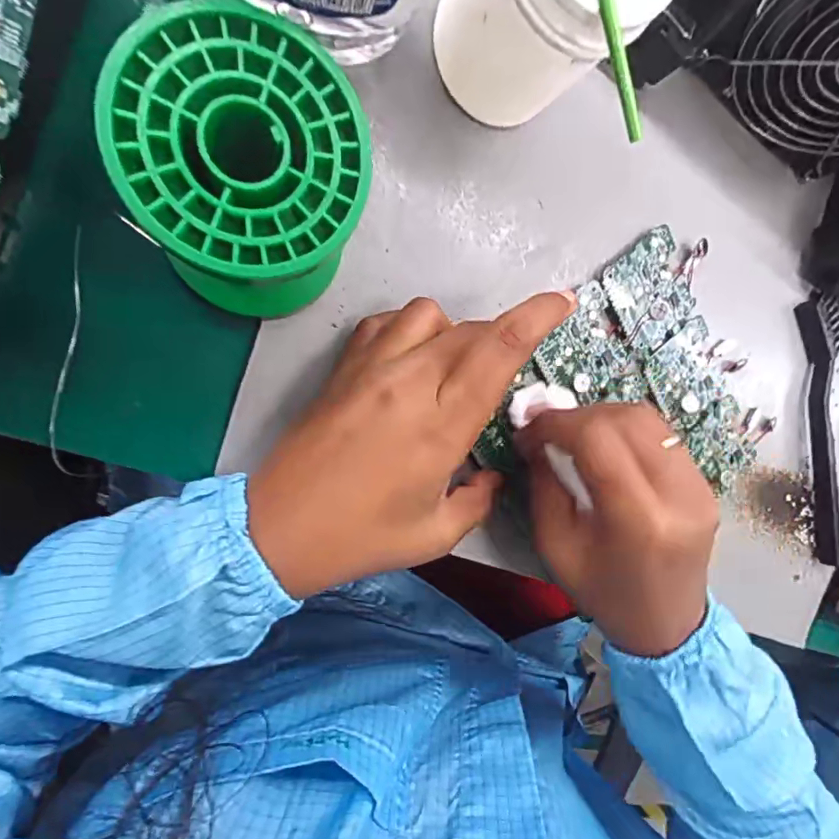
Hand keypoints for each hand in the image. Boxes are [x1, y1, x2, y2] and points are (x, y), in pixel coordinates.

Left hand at [249, 292, 574, 597]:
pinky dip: (404, 329)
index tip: (559, 299)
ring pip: (425, 314)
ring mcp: (369, 370)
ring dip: (451, 330)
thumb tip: (492, 477)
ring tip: (447, 367)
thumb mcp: (434, 536)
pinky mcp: (340, 370)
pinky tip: (404, 358)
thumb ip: (476, 501)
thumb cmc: (359, 538)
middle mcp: (409, 384)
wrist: (278, 528)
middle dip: (499, 336)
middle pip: (469, 330)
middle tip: (499, 372)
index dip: (534, 317)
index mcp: (441, 426)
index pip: (496, 352)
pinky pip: (381, 324)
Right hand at [516, 403, 718, 656]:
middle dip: (576, 415)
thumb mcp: (555, 546)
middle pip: (626, 419)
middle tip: (545, 430)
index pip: (597, 438)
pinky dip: (624, 430)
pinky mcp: (704, 483)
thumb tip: (537, 439)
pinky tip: (602, 447)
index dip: (555, 423)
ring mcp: (699, 486)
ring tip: (571, 435)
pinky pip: (661, 435)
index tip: (527, 431)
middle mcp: (678, 494)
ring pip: (647, 418)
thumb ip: (544, 486)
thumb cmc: (603, 592)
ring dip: (601, 417)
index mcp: (638, 519)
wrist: (665, 623)